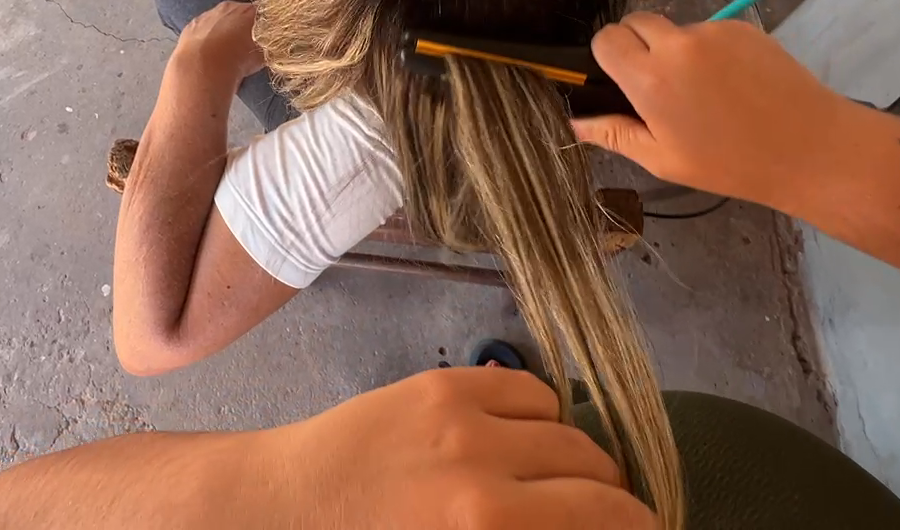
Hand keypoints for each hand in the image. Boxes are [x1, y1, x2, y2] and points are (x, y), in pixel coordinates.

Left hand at [172, 1, 263, 83]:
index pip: (263, 12)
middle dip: (244, 25)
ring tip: (226, 51)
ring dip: (224, 30)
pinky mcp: (191, 25)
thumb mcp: (263, 56)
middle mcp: (229, 7)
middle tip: (246, 44)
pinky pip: (203, 28)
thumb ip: (267, 46)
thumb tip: (269, 47)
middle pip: (241, 12)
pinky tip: (208, 52)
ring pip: (220, 19)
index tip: (266, 36)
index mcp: (250, 10)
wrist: (203, 68)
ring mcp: (208, 14)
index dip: (265, 25)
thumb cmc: (236, 60)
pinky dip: (206, 36)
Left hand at [262, 367, 654, 528]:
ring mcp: (463, 419)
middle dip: (618, 506)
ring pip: (571, 431)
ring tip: (563, 483)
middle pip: (600, 480)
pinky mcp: (443, 383)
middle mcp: (485, 476)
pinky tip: (525, 441)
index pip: (608, 526)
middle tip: (609, 520)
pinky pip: (530, 391)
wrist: (281, 510)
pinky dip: (544, 418)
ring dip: (580, 462)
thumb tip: (580, 526)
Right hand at [571, 15, 867, 213]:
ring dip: (674, 49)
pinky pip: (708, 30)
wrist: (814, 149)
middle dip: (636, 45)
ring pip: (673, 28)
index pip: (606, 38)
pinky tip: (732, 83)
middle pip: (634, 21)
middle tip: (659, 85)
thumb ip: (614, 134)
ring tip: (705, 90)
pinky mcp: (742, 27)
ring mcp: (713, 31)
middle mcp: (676, 44)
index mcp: (650, 78)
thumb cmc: (731, 163)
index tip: (621, 79)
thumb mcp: (663, 159)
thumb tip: (575, 123)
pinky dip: (708, 50)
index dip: (608, 56)